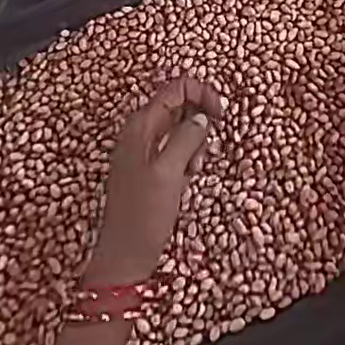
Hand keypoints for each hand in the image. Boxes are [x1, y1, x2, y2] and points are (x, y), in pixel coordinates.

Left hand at [86, 78, 218, 284]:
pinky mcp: (150, 165)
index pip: (176, 87)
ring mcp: (144, 148)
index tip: (220, 116)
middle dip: (199, 121)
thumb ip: (186, 137)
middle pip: (180, 104)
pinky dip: (187, 156)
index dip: (202, 94)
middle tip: (203, 149)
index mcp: (141, 125)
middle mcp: (140, 130)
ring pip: (181, 127)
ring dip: (195, 142)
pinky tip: (186, 176)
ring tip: (192, 169)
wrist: (125, 257)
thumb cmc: (144, 215)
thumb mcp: (170, 172)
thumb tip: (202, 117)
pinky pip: (176, 147)